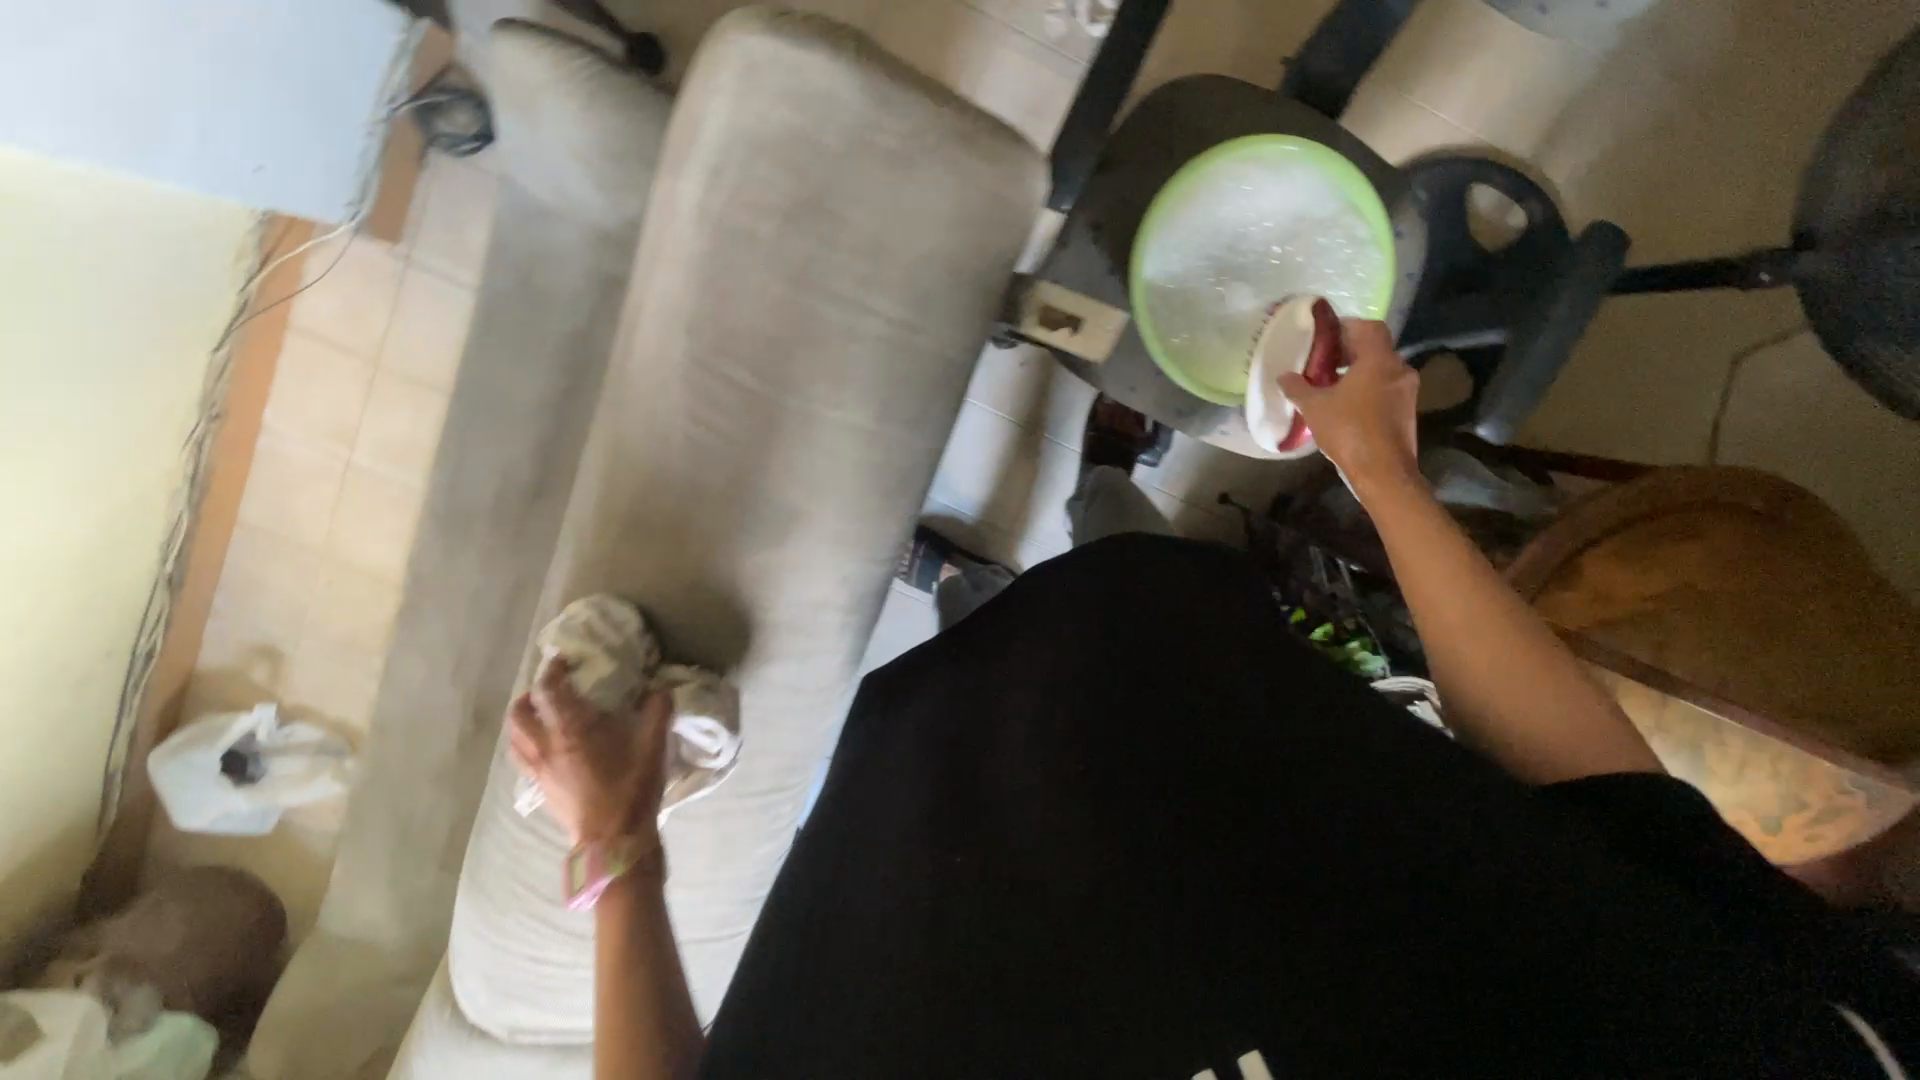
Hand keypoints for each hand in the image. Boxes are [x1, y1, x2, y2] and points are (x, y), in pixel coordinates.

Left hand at [509, 660, 672, 846]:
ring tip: (540, 716)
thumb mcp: (654, 745)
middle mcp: (546, 746)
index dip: (553, 670)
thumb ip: (658, 711)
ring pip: (515, 737)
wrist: (613, 839)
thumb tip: (660, 688)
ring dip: (523, 720)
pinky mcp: (540, 789)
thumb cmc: (631, 788)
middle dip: (530, 695)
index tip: (564, 660)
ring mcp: (539, 770)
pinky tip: (545, 749)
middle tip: (549, 689)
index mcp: (571, 729)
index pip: (549, 689)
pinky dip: (527, 745)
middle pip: (520, 712)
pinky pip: (522, 759)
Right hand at [1277, 318, 1422, 497]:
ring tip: (1331, 385)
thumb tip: (1284, 376)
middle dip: (1349, 351)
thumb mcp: (1314, 408)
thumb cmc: (1349, 431)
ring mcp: (1406, 390)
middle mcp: (1398, 369)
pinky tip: (1347, 404)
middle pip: (1375, 348)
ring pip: (1381, 369)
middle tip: (1322, 361)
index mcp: (1378, 360)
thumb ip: (1298, 388)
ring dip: (1358, 371)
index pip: (1368, 327)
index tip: (1326, 337)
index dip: (1347, 327)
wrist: (1383, 471)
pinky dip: (1367, 387)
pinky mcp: (1406, 410)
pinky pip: (1385, 387)